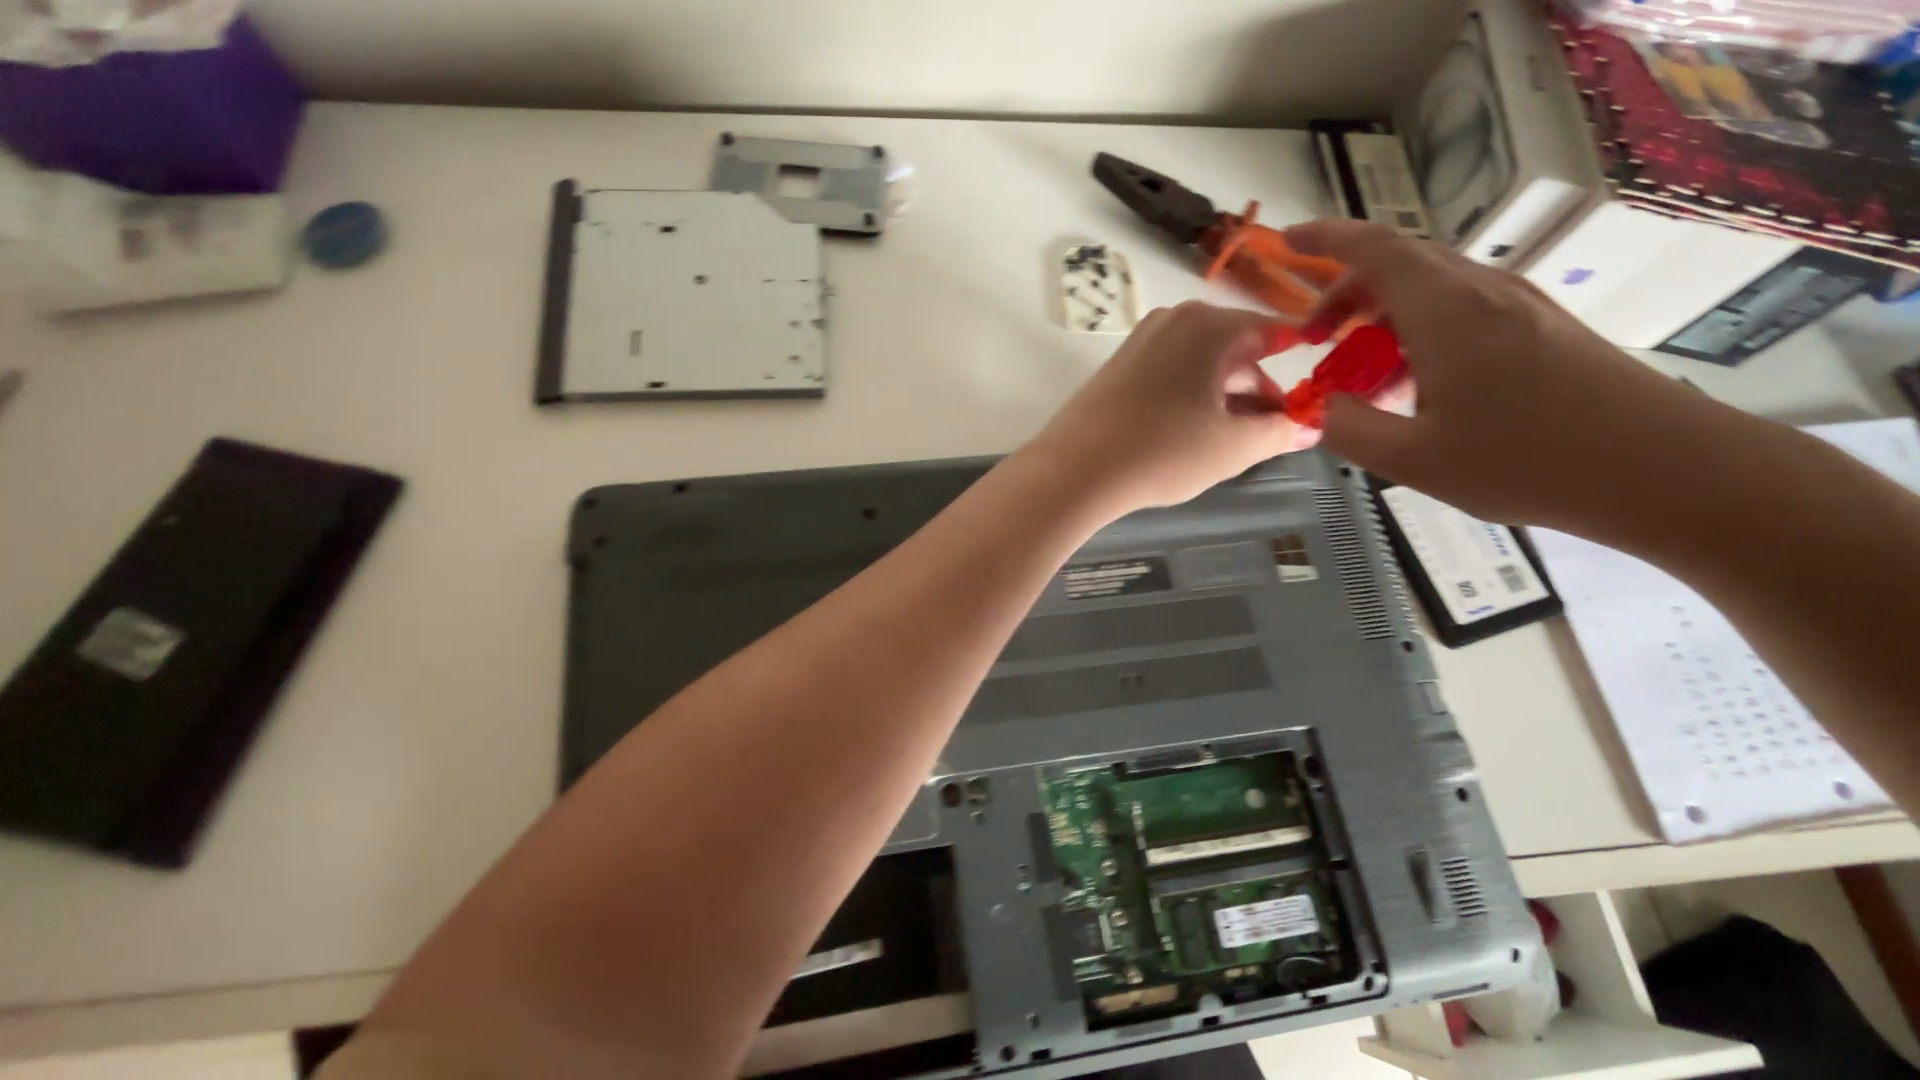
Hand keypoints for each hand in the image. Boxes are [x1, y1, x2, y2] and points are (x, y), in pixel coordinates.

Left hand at [1028, 301, 1318, 512]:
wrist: (1076, 470)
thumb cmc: (1164, 451)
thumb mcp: (1234, 447)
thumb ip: (1279, 431)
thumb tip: (1311, 426)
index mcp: (1210, 325)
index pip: (1272, 330)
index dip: (1299, 358)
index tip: (1317, 387)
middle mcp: (1176, 319)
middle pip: (1236, 349)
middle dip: (1259, 390)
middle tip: (1276, 432)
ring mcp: (1143, 340)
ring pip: (1203, 363)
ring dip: (1227, 397)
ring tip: (1237, 441)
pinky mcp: (1120, 366)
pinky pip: (1173, 372)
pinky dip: (1193, 396)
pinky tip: (1196, 435)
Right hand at [1284, 220, 1703, 529]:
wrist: (1660, 468)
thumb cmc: (1527, 460)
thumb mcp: (1414, 459)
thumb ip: (1351, 429)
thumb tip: (1320, 408)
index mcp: (1443, 309)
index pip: (1372, 248)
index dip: (1323, 239)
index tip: (1285, 242)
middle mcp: (1480, 291)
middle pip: (1400, 265)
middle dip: (1347, 292)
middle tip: (1317, 339)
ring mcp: (1518, 306)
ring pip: (1433, 287)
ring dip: (1385, 314)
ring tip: (1364, 370)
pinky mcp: (1542, 328)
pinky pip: (1464, 309)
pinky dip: (1421, 330)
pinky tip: (1420, 386)